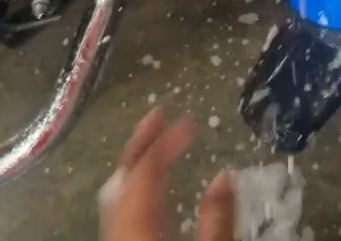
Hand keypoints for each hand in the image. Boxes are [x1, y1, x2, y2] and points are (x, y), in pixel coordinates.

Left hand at [99, 109, 235, 240]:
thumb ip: (218, 219)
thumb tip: (225, 175)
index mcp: (139, 227)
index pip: (147, 171)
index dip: (166, 140)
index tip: (188, 120)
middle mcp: (120, 228)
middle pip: (125, 176)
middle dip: (142, 141)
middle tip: (159, 112)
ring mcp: (115, 237)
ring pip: (117, 190)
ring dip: (135, 158)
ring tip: (152, 136)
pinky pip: (118, 206)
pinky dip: (132, 181)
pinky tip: (147, 180)